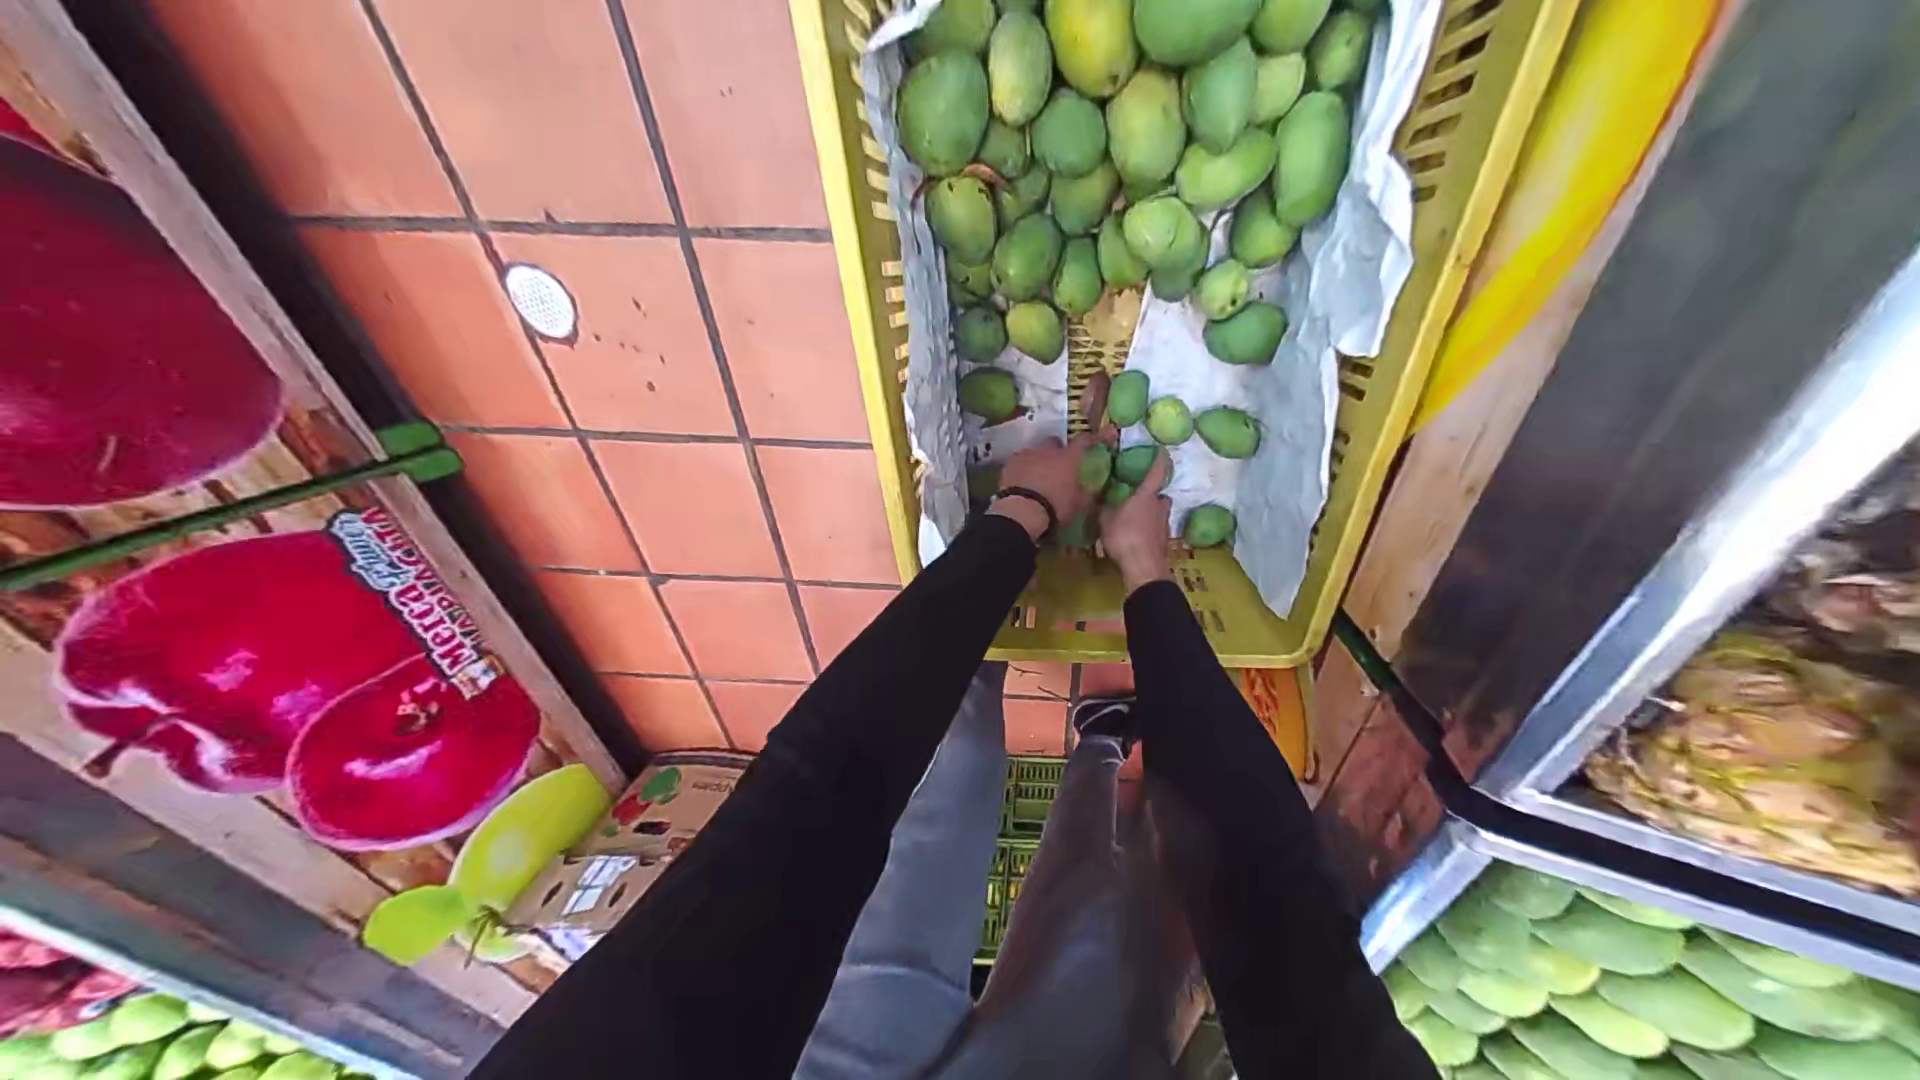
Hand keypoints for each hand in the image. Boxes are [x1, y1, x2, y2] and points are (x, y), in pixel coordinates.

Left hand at [989, 434, 1102, 541]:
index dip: (1093, 438)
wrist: (1021, 512)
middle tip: (1058, 466)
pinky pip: (1019, 462)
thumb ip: (1087, 492)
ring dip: (1038, 460)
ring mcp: (1026, 454)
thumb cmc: (1055, 507)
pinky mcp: (1009, 464)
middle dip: (1057, 450)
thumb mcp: (1078, 504)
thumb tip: (1091, 488)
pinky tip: (1022, 481)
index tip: (1099, 437)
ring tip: (1037, 477)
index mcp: (1068, 458)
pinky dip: (1023, 469)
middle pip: (1054, 442)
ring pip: (1035, 452)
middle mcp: (1047, 450)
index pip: (1084, 441)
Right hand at [1100, 447, 1172, 592]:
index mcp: (1146, 496)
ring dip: (1151, 514)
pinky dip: (1149, 530)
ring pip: (1159, 513)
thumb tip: (1098, 497)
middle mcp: (1159, 507)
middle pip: (1161, 496)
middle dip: (1153, 496)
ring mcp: (1164, 525)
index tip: (1162, 450)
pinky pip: (1156, 529)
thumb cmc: (1124, 537)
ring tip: (1134, 519)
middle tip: (1139, 497)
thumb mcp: (1105, 520)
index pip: (1156, 472)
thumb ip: (1104, 507)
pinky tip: (1136, 536)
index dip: (1160, 460)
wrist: (1143, 567)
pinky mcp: (1164, 541)